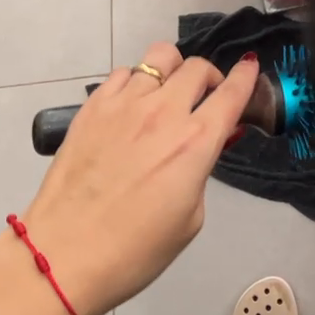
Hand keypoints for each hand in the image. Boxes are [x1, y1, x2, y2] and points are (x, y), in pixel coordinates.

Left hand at [16, 43, 260, 314]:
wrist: (63, 256)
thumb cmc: (135, 252)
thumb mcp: (190, 220)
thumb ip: (199, 172)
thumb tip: (199, 147)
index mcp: (195, 142)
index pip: (231, 93)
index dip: (246, 76)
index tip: (250, 66)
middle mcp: (164, 111)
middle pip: (198, 68)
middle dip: (210, 78)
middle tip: (204, 98)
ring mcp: (125, 103)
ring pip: (160, 58)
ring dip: (172, 73)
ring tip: (165, 94)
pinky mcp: (93, 105)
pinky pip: (123, 73)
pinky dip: (136, 81)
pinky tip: (131, 105)